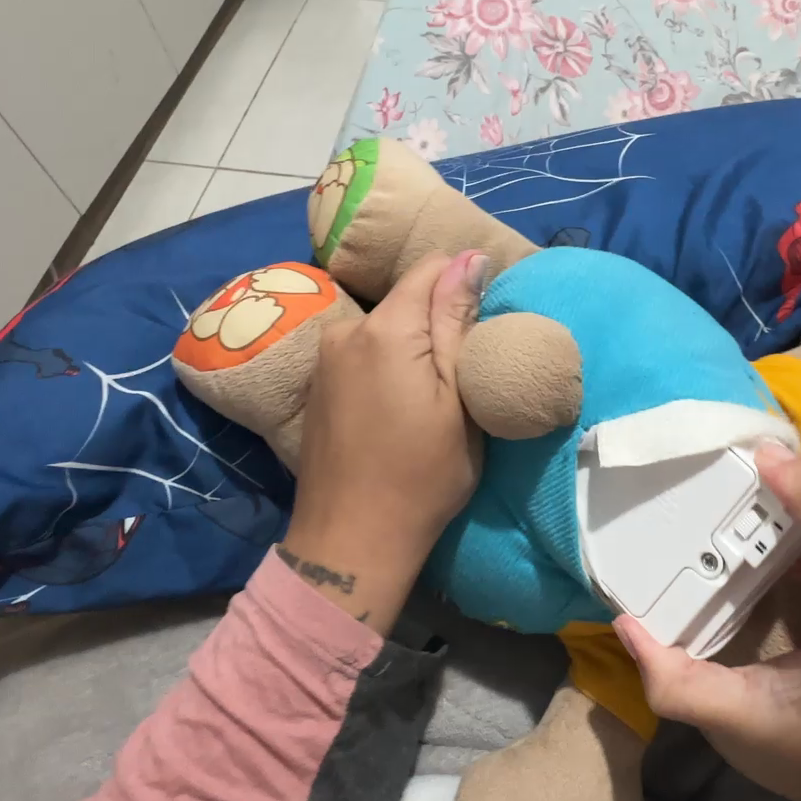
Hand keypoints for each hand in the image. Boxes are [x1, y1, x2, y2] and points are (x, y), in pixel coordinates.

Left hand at [276, 250, 486, 632]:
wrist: (351, 542)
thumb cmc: (422, 474)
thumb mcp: (459, 399)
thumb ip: (459, 323)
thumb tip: (469, 258)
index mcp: (385, 329)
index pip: (431, 269)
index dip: (464, 288)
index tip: (483, 329)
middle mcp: (345, 331)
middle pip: (407, 300)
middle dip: (439, 322)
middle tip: (465, 374)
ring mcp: (324, 360)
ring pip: (386, 328)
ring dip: (413, 347)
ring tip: (433, 396)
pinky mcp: (317, 386)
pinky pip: (363, 354)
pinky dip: (387, 366)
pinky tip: (397, 410)